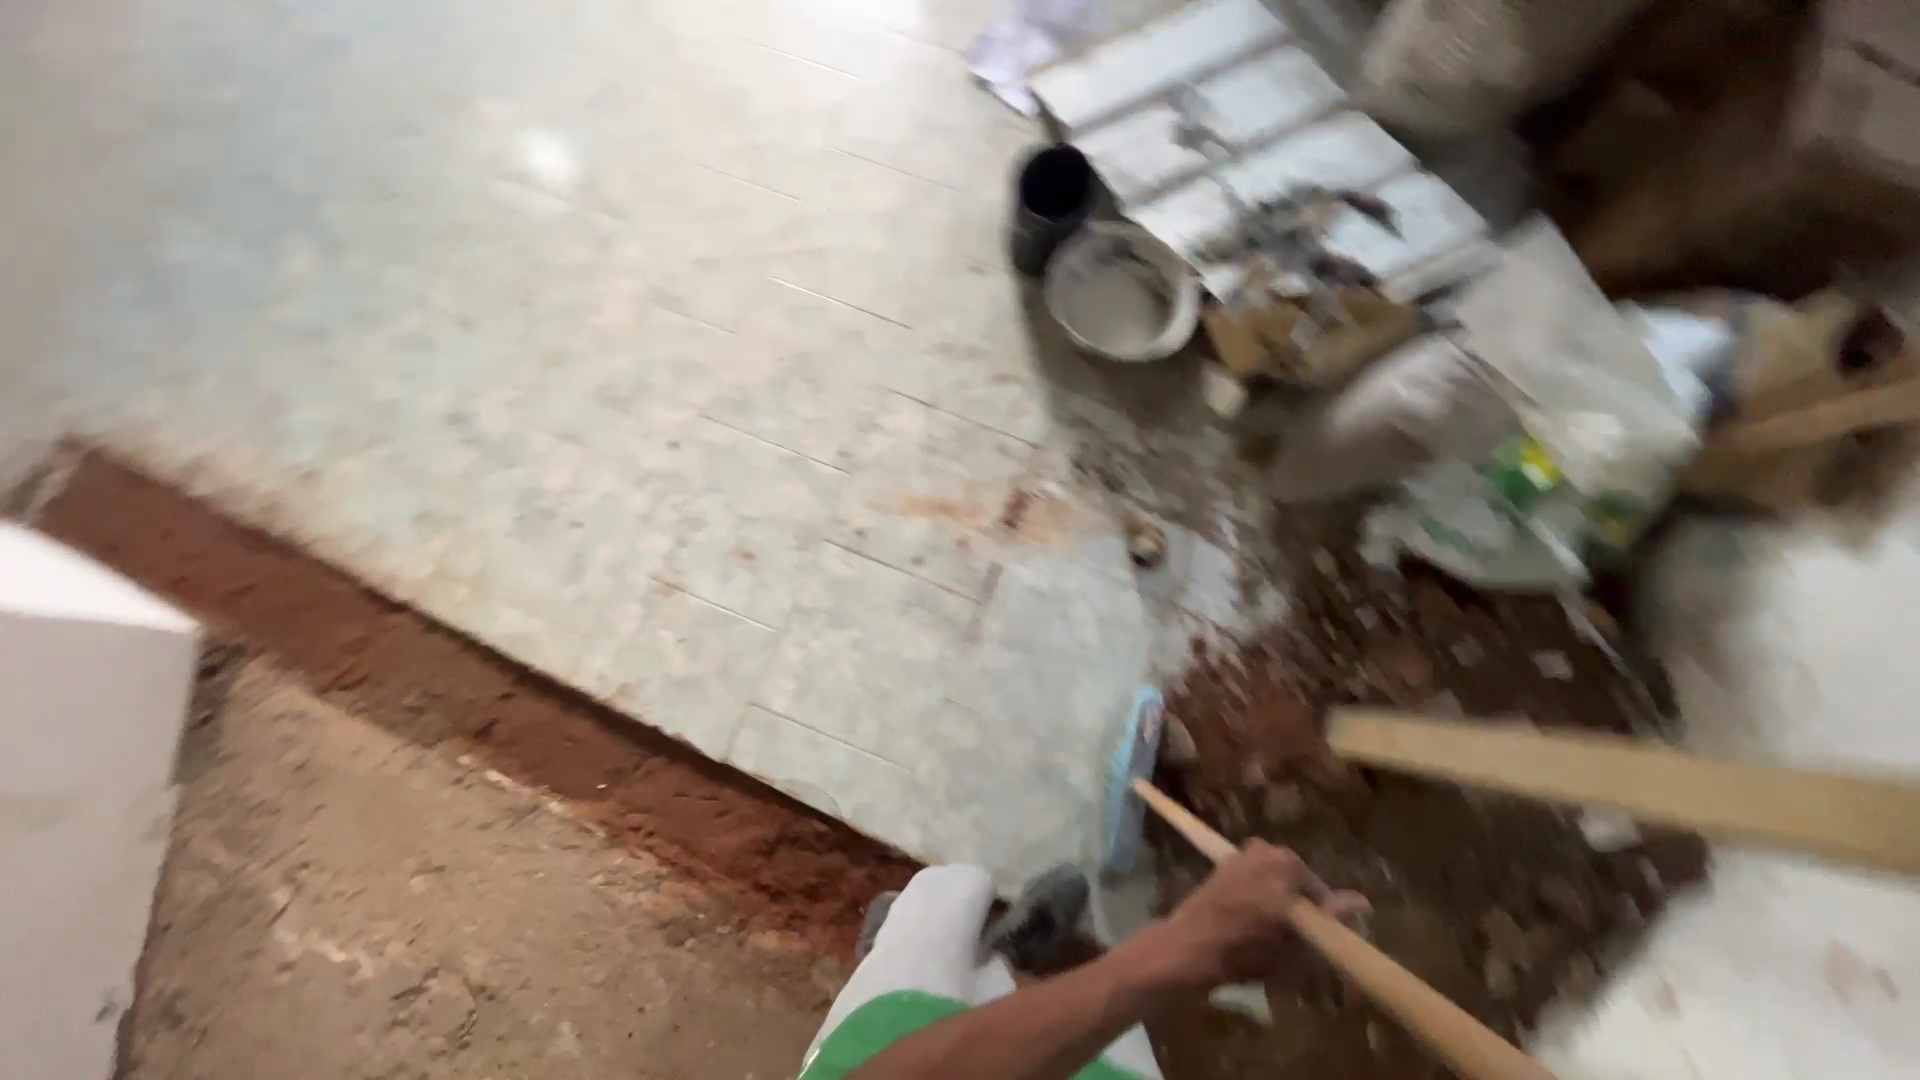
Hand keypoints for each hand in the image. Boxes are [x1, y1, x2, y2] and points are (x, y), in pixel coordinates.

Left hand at [1144, 841, 1368, 990]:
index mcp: (1288, 862)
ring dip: (1277, 900)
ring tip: (1269, 932)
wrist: (1190, 945)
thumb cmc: (1247, 948)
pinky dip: (1257, 896)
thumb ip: (1332, 918)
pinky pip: (1253, 880)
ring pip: (1274, 880)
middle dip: (1298, 906)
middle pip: (1296, 882)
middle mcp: (1266, 849)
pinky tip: (1249, 921)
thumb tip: (1363, 901)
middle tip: (1291, 939)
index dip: (1322, 920)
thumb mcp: (1298, 941)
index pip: (1321, 894)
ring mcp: (1241, 854)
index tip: (1314, 941)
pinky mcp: (1223, 865)